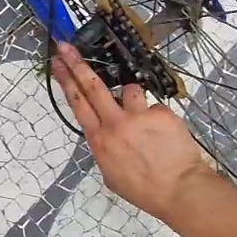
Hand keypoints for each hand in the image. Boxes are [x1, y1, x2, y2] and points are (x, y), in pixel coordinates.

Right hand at [52, 44, 215, 219]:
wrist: (179, 191)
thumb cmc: (143, 190)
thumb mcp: (111, 174)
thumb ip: (105, 147)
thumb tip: (106, 132)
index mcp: (99, 140)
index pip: (78, 103)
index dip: (66, 81)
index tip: (57, 63)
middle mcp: (115, 124)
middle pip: (93, 86)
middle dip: (77, 63)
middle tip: (66, 46)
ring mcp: (139, 116)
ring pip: (129, 90)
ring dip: (132, 99)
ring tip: (144, 120)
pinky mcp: (162, 113)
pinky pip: (155, 107)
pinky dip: (157, 118)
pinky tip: (165, 135)